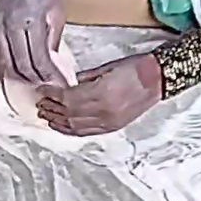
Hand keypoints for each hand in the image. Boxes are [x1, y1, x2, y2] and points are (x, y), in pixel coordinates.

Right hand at [0, 0, 65, 90]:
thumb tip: (50, 67)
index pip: (39, 58)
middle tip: (45, 84)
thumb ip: (53, 41)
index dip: (48, 74)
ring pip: (5, 63)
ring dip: (17, 77)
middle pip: (22, 64)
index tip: (57, 83)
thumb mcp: (57, 14)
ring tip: (29, 82)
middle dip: (35, 78)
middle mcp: (11, 25)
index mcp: (31, 20)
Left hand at [40, 54, 161, 135]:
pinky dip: (69, 130)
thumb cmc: (135, 68)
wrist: (159, 79)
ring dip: (57, 121)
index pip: (66, 98)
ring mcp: (107, 122)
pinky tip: (61, 126)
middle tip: (40, 104)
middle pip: (67, 113)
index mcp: (101, 93)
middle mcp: (102, 111)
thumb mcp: (107, 67)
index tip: (42, 91)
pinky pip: (85, 132)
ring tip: (46, 116)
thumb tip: (67, 84)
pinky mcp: (111, 128)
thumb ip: (85, 78)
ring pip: (74, 126)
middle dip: (51, 109)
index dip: (51, 95)